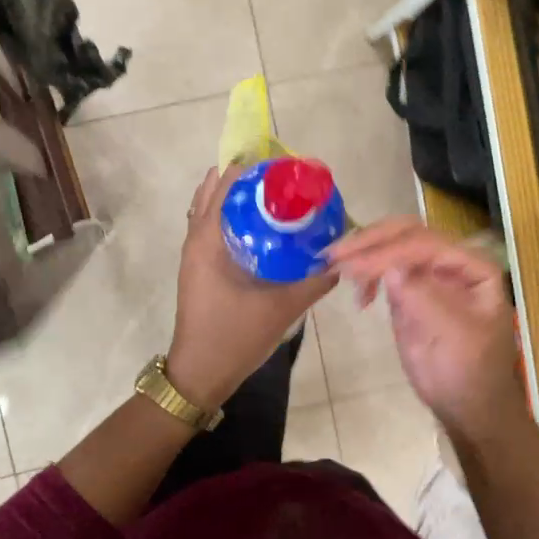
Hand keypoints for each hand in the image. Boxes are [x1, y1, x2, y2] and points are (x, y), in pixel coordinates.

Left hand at [165, 166, 335, 406]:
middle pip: (217, 192)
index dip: (254, 169)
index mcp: (208, 239)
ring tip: (276, 198)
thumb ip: (314, 281)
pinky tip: (263, 231)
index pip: (226, 185)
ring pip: (213, 211)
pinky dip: (234, 220)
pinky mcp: (199, 269)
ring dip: (239, 200)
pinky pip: (214, 230)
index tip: (285, 165)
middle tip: (286, 181)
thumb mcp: (281, 308)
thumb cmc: (233, 336)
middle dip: (249, 181)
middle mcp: (196, 239)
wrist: (200, 373)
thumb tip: (344, 259)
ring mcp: (194, 255)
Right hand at [326, 216, 528, 439]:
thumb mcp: (453, 335)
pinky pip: (384, 272)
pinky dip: (366, 275)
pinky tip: (357, 295)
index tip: (353, 267)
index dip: (388, 252)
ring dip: (363, 254)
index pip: (425, 245)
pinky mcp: (408, 293)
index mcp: (472, 265)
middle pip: (407, 235)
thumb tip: (390, 268)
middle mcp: (451, 262)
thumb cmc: (471, 372)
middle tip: (335, 255)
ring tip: (336, 268)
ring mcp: (428, 276)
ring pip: (392, 248)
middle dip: (370, 243)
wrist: (468, 407)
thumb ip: (424, 298)